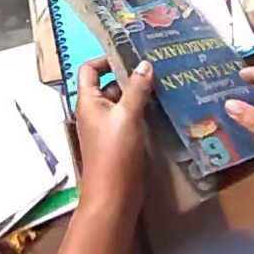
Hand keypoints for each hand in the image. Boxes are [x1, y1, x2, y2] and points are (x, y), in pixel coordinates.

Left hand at [75, 56, 153, 215]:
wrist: (113, 198)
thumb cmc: (115, 154)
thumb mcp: (127, 117)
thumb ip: (137, 89)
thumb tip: (145, 63)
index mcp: (88, 101)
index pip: (90, 69)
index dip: (106, 59)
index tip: (130, 55)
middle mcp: (95, 111)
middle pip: (110, 84)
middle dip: (130, 75)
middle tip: (157, 66)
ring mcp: (108, 126)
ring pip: (123, 101)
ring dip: (140, 93)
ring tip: (166, 83)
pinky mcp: (121, 140)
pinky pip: (131, 118)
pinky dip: (144, 110)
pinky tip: (165, 106)